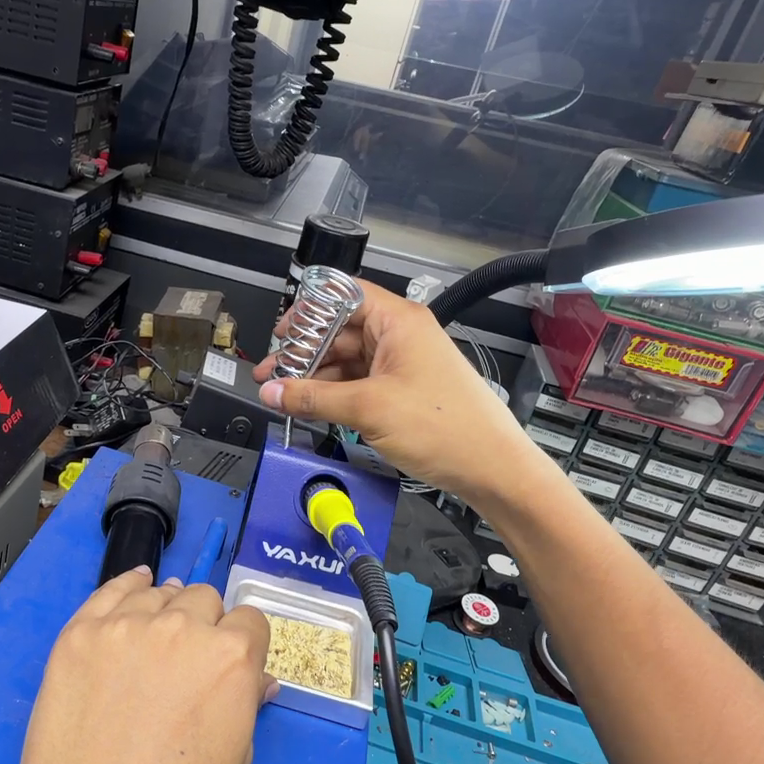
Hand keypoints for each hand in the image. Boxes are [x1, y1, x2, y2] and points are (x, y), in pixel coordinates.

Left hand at [0, 567, 274, 763]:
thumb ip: (245, 705)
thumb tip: (256, 679)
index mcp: (232, 660)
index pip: (251, 622)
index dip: (245, 646)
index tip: (232, 667)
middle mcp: (182, 629)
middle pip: (205, 599)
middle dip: (206, 627)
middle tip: (188, 668)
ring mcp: (125, 627)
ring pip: (160, 593)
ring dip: (166, 611)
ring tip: (156, 643)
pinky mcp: (80, 634)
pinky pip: (111, 590)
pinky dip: (129, 587)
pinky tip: (136, 586)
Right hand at [253, 279, 544, 499]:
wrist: (490, 468)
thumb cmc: (446, 427)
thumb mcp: (367, 409)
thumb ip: (313, 398)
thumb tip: (272, 392)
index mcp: (399, 322)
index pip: (344, 295)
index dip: (308, 310)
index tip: (282, 334)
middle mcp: (401, 336)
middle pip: (340, 330)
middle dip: (304, 351)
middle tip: (272, 373)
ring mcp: (403, 364)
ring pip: (347, 360)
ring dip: (315, 376)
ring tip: (284, 395)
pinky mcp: (403, 390)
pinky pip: (359, 382)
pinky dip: (334, 393)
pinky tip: (312, 406)